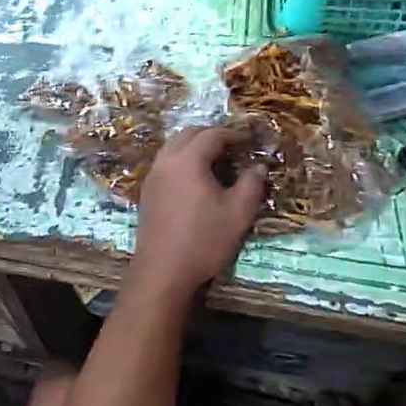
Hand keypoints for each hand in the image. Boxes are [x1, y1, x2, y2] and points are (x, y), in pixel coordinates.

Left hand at [130, 127, 266, 297]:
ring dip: (194, 146)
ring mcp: (152, 176)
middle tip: (233, 146)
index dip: (233, 134)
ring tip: (216, 161)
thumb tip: (258, 166)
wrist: (162, 270)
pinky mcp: (147, 192)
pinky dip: (182, 160)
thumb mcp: (238, 213)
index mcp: (187, 160)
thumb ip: (251, 184)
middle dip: (211, 135)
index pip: (211, 135)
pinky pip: (165, 163)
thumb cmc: (204, 240)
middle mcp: (165, 161)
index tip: (249, 141)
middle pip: (187, 134)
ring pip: (173, 147)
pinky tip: (196, 179)